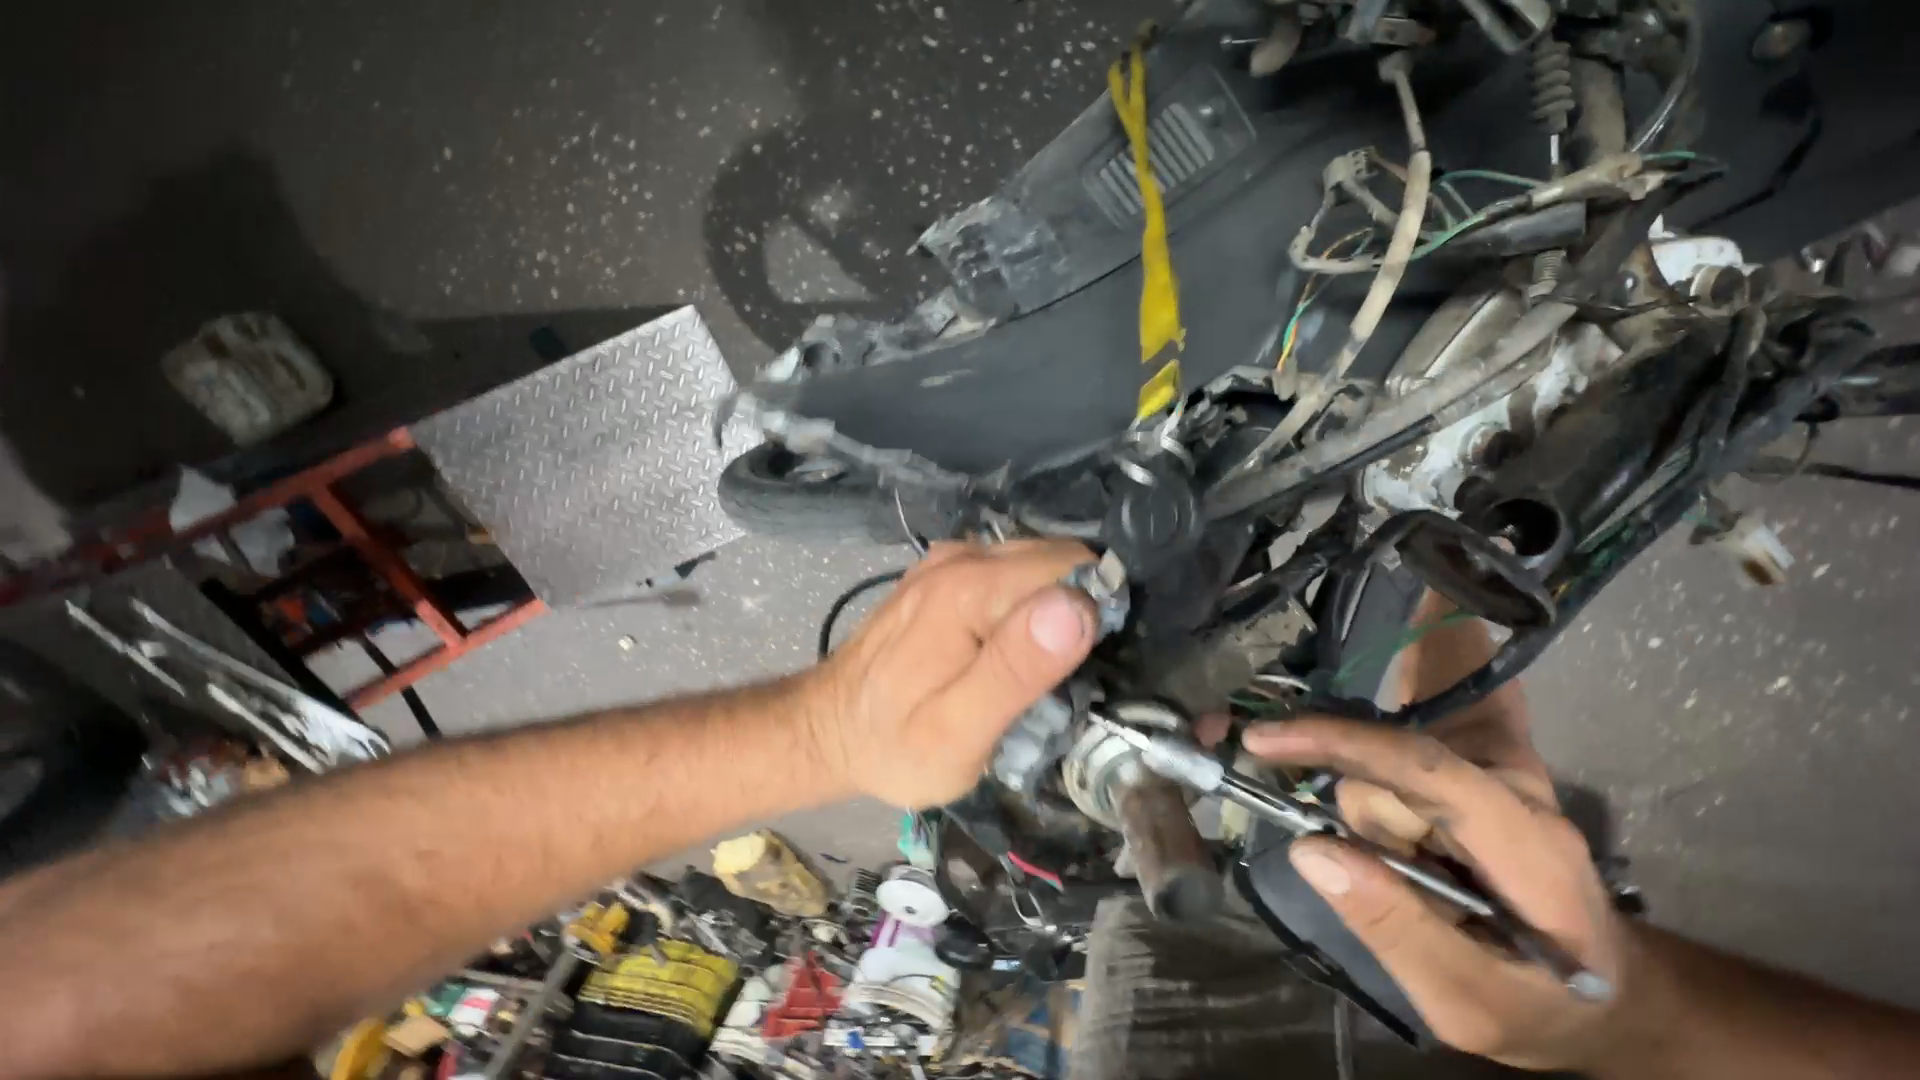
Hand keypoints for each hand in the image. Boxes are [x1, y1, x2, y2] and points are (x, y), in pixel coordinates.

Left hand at [805, 539, 1097, 808]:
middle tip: (1064, 677)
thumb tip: (1077, 608)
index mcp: (969, 590)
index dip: (1096, 617)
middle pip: (1059, 561)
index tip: (1086, 670)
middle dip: (1080, 610)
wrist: (829, 729)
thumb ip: (1015, 669)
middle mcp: (962, 558)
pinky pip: (1012, 571)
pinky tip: (1012, 648)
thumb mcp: (959, 731)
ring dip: (1056, 607)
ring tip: (1040, 667)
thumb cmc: (895, 745)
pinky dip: (1028, 603)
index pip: (1073, 573)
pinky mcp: (946, 571)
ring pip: (1039, 564)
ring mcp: (950, 559)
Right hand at [1245, 718, 1624, 1070]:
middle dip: (1371, 833)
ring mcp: (1501, 774)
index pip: (1425, 767)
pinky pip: (1395, 773)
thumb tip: (1308, 849)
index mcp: (1524, 843)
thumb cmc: (1542, 1006)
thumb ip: (1393, 928)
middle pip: (1389, 773)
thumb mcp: (1468, 1001)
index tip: (1263, 743)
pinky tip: (1414, 855)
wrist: (1607, 993)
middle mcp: (1515, 789)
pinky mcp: (1480, 772)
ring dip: (1380, 833)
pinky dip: (1382, 812)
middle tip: (1415, 898)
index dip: (1341, 743)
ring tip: (1427, 888)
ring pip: (1384, 776)